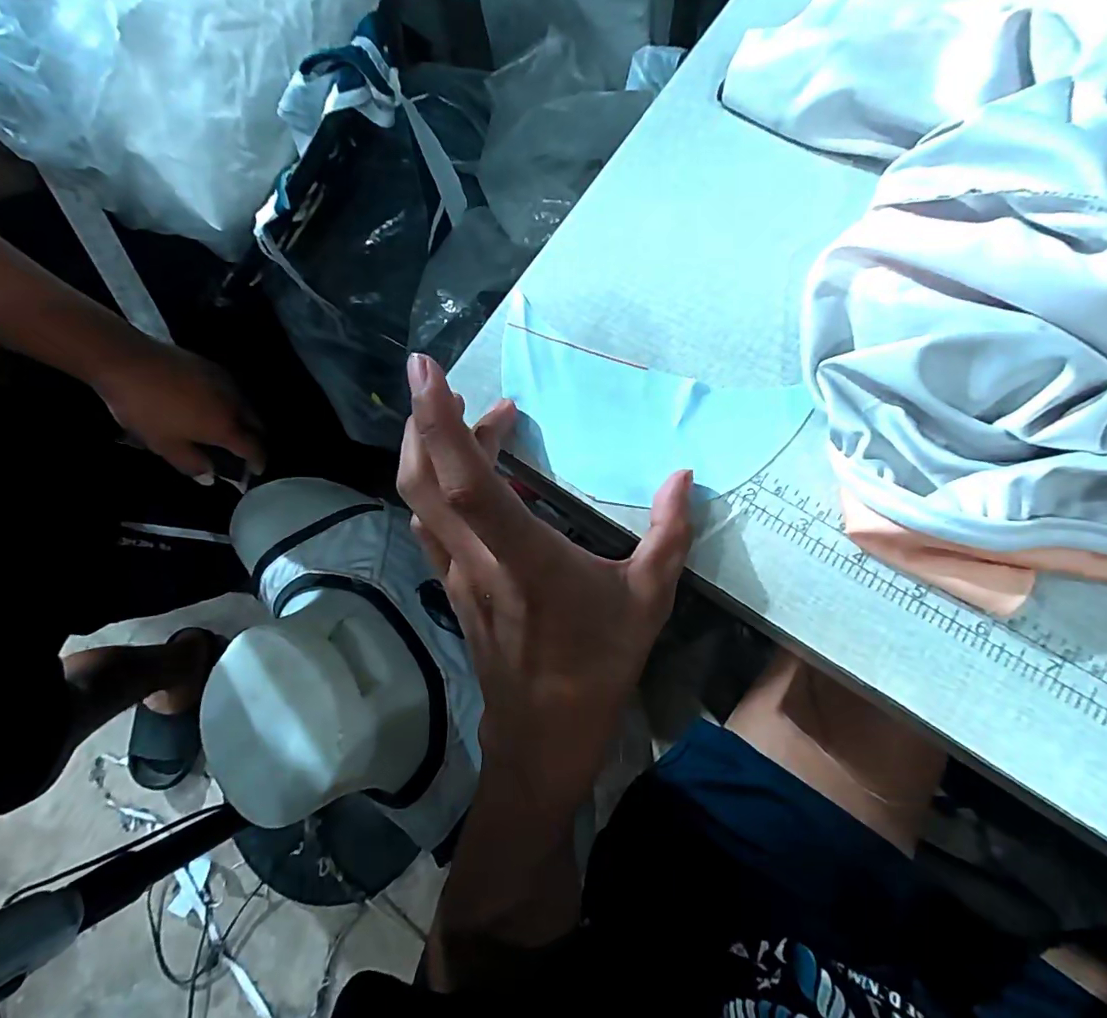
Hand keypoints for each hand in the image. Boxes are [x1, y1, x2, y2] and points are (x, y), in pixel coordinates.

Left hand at [89, 335, 265, 482]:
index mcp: (225, 427)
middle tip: (241, 450)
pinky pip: (232, 391)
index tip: (255, 471)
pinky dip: (230, 403)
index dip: (258, 461)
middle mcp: (235, 405)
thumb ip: (191, 464)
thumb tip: (210, 476)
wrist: (128, 362)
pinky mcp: (214, 367)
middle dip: (254, 440)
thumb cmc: (146, 409)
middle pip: (257, 425)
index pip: (254, 448)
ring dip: (243, 420)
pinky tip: (210, 404)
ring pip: (246, 406)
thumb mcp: (164, 445)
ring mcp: (227, 383)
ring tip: (225, 426)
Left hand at [399, 353, 694, 798]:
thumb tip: (684, 478)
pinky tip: (485, 486)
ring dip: (435, 453)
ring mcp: (458, 577)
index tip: (426, 370)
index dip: (440, 423)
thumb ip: (669, 535)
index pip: (466, 482)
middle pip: (422, 480)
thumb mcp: (649, 602)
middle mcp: (477, 562)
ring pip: (421, 501)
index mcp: (524, 559)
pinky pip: (435, 526)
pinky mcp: (456, 589)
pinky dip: (445, 489)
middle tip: (452, 384)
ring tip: (486, 424)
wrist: (543, 738)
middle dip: (424, 421)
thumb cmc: (598, 669)